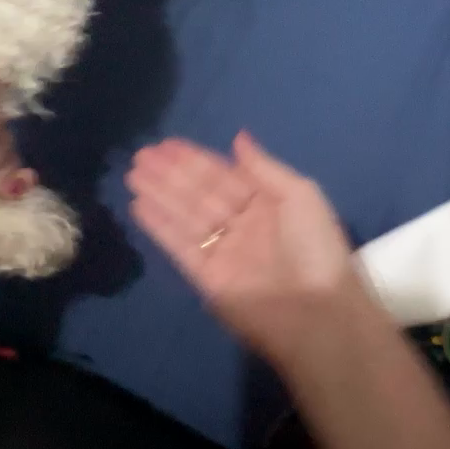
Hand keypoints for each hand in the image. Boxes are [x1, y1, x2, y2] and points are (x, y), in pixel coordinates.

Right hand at [127, 132, 372, 363]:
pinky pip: (179, 245)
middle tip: (142, 154)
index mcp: (268, 203)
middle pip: (201, 193)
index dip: (197, 159)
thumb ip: (264, 168)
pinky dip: (159, 226)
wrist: (315, 311)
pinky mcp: (206, 278)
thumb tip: (238, 137)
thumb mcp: (300, 195)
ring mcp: (223, 251)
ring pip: (185, 215)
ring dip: (160, 194)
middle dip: (172, 174)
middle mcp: (242, 224)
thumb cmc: (314, 246)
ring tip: (134, 172)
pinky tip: (139, 205)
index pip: (225, 176)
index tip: (168, 144)